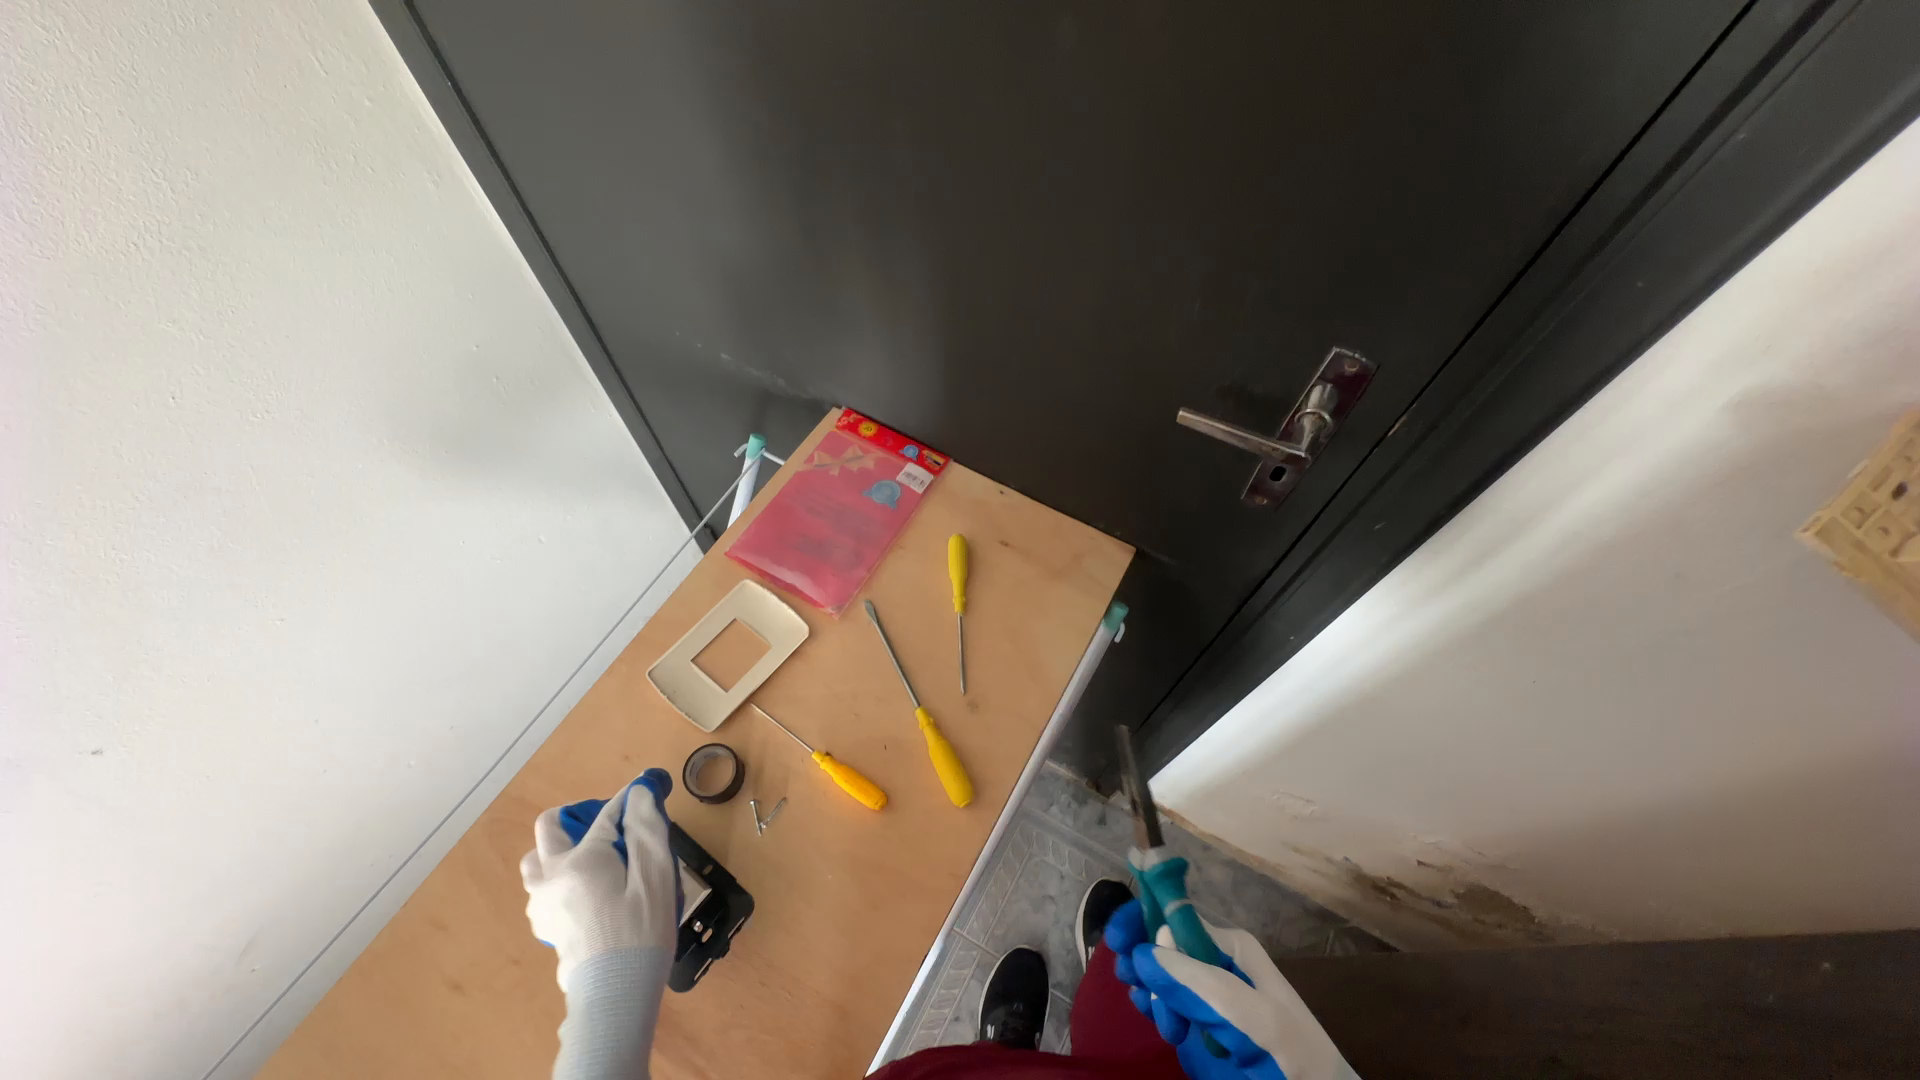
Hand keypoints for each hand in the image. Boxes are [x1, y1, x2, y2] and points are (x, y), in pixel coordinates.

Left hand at [521, 770, 678, 990]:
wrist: (615, 992)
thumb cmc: (641, 930)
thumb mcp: (656, 875)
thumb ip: (645, 828)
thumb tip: (636, 792)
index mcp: (580, 861)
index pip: (604, 816)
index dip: (628, 801)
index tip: (646, 789)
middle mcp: (550, 877)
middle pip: (549, 829)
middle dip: (577, 817)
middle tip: (610, 826)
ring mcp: (541, 904)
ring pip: (538, 861)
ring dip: (562, 850)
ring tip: (597, 860)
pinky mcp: (544, 926)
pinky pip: (542, 888)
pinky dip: (560, 878)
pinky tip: (589, 892)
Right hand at [1107, 899, 1358, 1079]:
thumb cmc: (1290, 1053)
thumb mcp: (1256, 1017)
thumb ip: (1203, 985)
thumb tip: (1144, 952)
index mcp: (1228, 945)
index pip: (1172, 916)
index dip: (1140, 921)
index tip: (1117, 941)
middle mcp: (1212, 960)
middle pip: (1157, 942)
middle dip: (1141, 961)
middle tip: (1133, 985)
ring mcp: (1202, 992)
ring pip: (1155, 974)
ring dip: (1151, 994)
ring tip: (1169, 1026)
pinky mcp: (1195, 1021)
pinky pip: (1161, 1002)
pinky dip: (1154, 1010)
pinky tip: (1164, 1026)